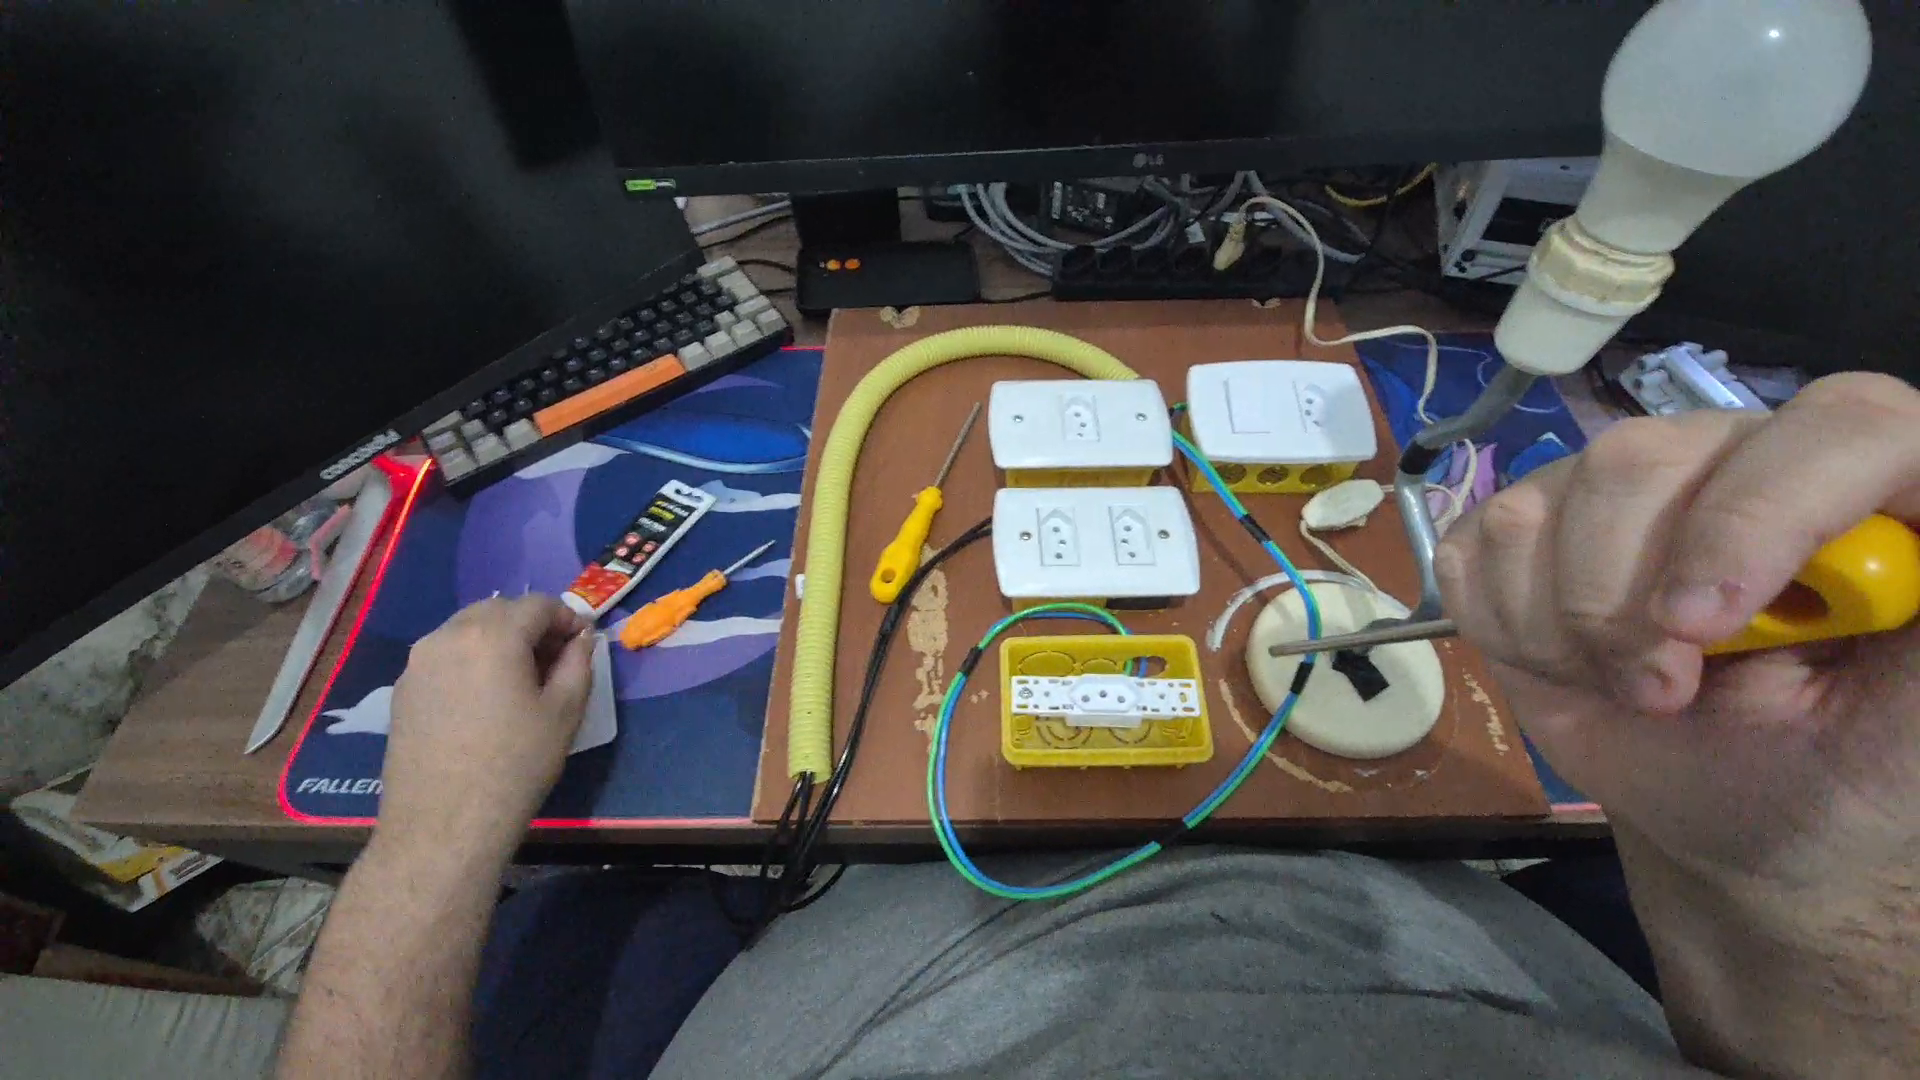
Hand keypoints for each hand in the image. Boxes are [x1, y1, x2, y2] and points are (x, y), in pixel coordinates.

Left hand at [379, 595, 595, 861]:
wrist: (445, 823)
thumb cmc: (517, 763)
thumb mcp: (565, 710)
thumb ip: (578, 662)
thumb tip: (580, 640)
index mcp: (493, 635)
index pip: (539, 604)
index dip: (568, 618)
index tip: (583, 644)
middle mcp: (448, 636)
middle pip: (499, 609)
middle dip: (532, 624)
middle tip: (556, 658)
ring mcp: (418, 662)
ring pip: (468, 628)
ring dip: (501, 639)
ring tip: (522, 677)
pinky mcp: (403, 689)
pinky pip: (446, 654)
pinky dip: (473, 658)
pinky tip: (488, 696)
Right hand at [1435, 373, 1919, 1071]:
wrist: (1749, 830)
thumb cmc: (1865, 789)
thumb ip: (1907, 623)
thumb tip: (1892, 572)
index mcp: (1888, 503)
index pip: (1847, 422)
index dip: (1760, 511)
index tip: (1708, 636)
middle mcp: (1746, 479)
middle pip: (1647, 455)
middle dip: (1629, 592)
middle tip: (1661, 688)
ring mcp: (1621, 507)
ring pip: (1544, 500)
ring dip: (1560, 617)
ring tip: (1615, 683)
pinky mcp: (1533, 545)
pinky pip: (1477, 542)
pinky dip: (1500, 615)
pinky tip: (1556, 658)